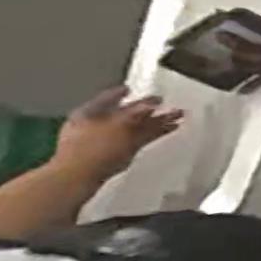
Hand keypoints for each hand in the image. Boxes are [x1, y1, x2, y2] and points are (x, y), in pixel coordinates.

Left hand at [54, 86, 182, 180]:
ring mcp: (112, 138)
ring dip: (159, 119)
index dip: (119, 93)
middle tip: (161, 100)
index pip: (107, 99)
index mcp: (89, 113)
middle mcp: (100, 124)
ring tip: (179, 114)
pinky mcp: (124, 150)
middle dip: (147, 106)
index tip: (130, 88)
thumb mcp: (116, 124)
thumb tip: (150, 104)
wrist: (81, 172)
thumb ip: (135, 113)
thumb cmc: (92, 146)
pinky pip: (145, 136)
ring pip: (140, 125)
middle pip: (127, 112)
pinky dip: (159, 131)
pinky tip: (172, 127)